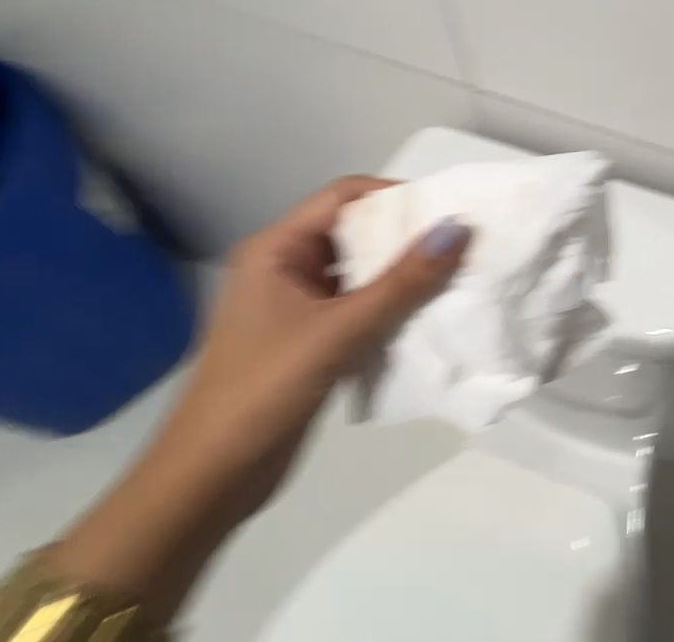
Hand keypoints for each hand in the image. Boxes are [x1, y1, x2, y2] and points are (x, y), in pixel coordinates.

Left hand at [44, 176, 469, 624]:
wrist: (211, 478)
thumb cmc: (264, 390)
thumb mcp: (340, 331)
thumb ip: (403, 282)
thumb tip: (458, 228)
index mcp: (276, 250)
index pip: (344, 196)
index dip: (396, 196)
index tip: (447, 211)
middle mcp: (284, 268)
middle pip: (356, 231)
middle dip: (407, 236)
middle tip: (463, 244)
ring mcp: (296, 306)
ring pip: (361, 271)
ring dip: (404, 273)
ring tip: (456, 276)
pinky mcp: (310, 339)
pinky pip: (360, 306)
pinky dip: (393, 305)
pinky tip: (428, 316)